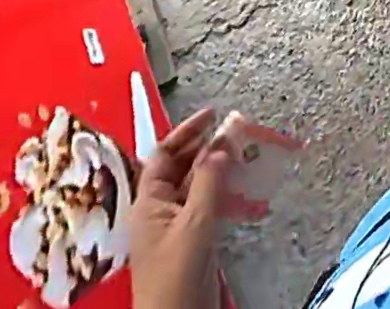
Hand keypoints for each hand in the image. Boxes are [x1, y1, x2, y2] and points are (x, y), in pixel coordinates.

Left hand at [130, 108, 230, 308]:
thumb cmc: (177, 277)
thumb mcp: (195, 222)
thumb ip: (208, 180)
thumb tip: (221, 143)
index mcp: (148, 202)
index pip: (164, 154)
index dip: (186, 131)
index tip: (212, 114)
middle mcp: (159, 209)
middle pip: (180, 166)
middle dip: (205, 146)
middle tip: (233, 130)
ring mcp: (175, 225)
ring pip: (195, 183)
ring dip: (217, 166)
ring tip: (241, 151)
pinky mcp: (191, 239)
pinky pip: (206, 203)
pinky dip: (222, 189)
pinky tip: (241, 183)